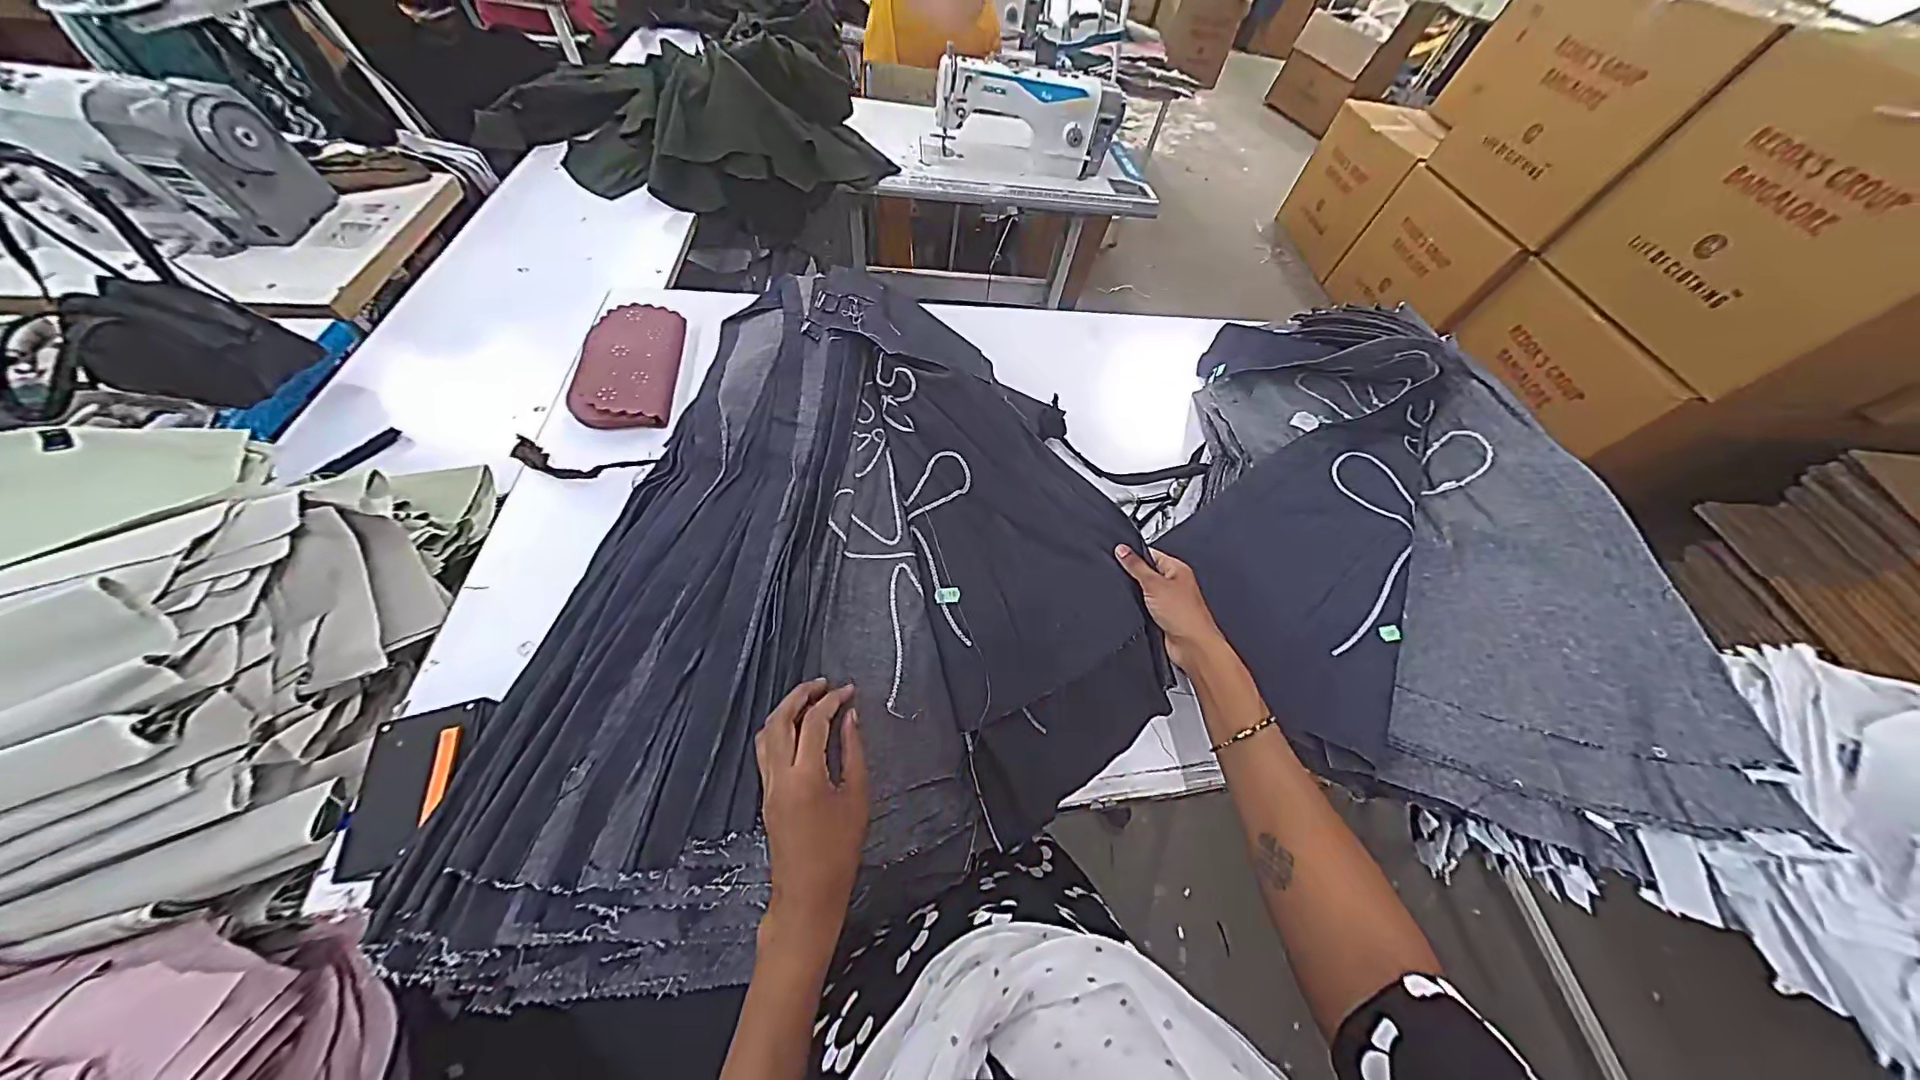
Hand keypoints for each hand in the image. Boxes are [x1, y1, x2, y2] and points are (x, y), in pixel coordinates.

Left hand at [755, 680, 868, 932]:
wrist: (808, 892)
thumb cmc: (839, 850)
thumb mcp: (857, 797)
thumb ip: (853, 752)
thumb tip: (850, 719)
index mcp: (805, 775)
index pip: (815, 721)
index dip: (833, 700)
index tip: (849, 691)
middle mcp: (780, 775)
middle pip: (781, 719)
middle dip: (800, 694)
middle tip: (823, 684)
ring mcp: (768, 785)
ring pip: (767, 733)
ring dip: (786, 710)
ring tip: (809, 700)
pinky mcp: (766, 794)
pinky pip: (766, 750)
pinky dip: (780, 729)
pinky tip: (798, 729)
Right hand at [1115, 545, 1228, 672]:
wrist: (1192, 645)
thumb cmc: (1185, 615)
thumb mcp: (1154, 584)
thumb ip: (1136, 566)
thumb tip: (1123, 550)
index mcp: (1177, 569)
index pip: (1152, 554)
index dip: (1135, 555)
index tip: (1120, 555)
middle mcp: (1176, 583)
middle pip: (1148, 573)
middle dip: (1136, 577)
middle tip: (1128, 579)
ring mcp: (1170, 601)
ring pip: (1146, 592)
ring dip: (1140, 596)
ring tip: (1139, 599)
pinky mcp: (1165, 616)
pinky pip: (1147, 607)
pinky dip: (1142, 609)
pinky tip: (1141, 611)